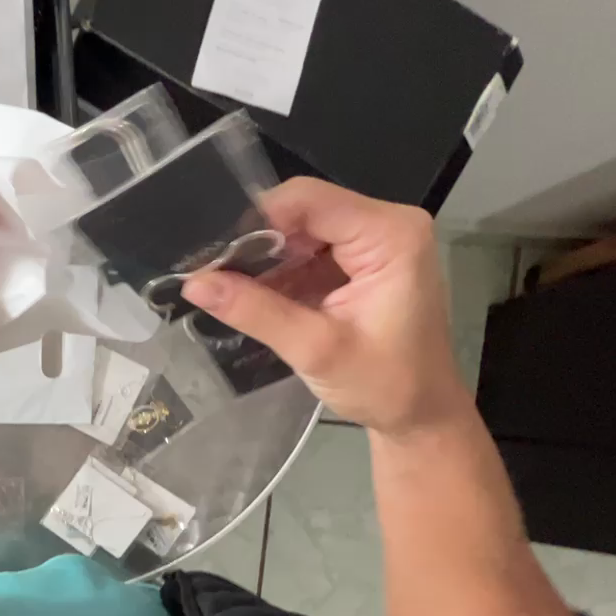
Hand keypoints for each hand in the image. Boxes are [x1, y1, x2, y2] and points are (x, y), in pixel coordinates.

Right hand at [180, 178, 472, 437]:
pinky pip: (309, 254)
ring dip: (263, 260)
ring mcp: (373, 243)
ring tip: (222, 286)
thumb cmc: (383, 384)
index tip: (211, 253)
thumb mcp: (314, 349)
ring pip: (301, 232)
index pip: (309, 201)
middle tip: (210, 274)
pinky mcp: (360, 264)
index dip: (255, 220)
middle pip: (304, 212)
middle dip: (256, 242)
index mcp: (389, 234)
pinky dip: (279, 274)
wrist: (419, 414)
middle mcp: (385, 225)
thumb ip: (255, 311)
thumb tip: (195, 285)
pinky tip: (251, 296)